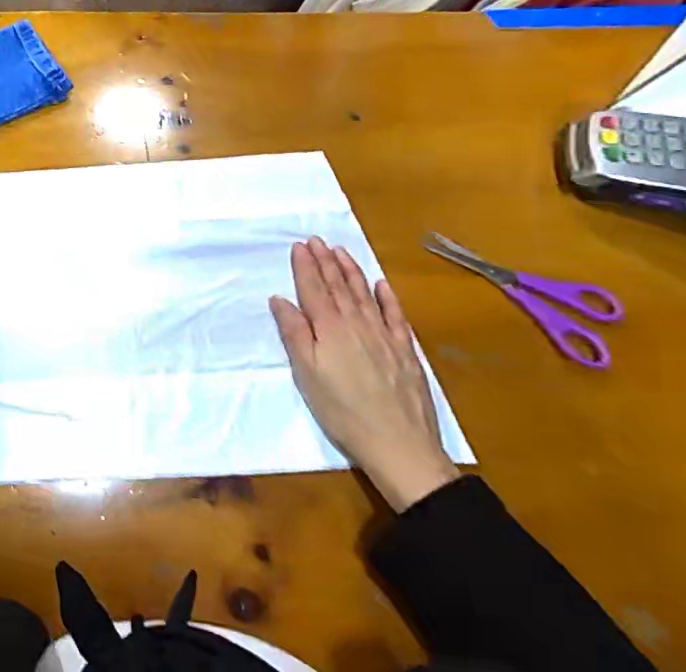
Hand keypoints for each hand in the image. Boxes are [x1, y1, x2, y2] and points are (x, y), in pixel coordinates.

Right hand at [269, 237, 459, 512]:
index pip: (314, 289)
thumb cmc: (343, 412)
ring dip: (351, 271)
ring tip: (341, 252)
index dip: (306, 266)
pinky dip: (387, 297)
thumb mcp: (306, 374)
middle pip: (339, 286)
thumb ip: (294, 334)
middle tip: (317, 240)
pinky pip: (395, 315)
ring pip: (365, 295)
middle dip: (326, 261)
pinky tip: (381, 284)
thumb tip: (281, 299)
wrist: (400, 444)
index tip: (300, 246)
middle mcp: (357, 325)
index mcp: (330, 329)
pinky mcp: (405, 351)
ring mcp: (385, 336)